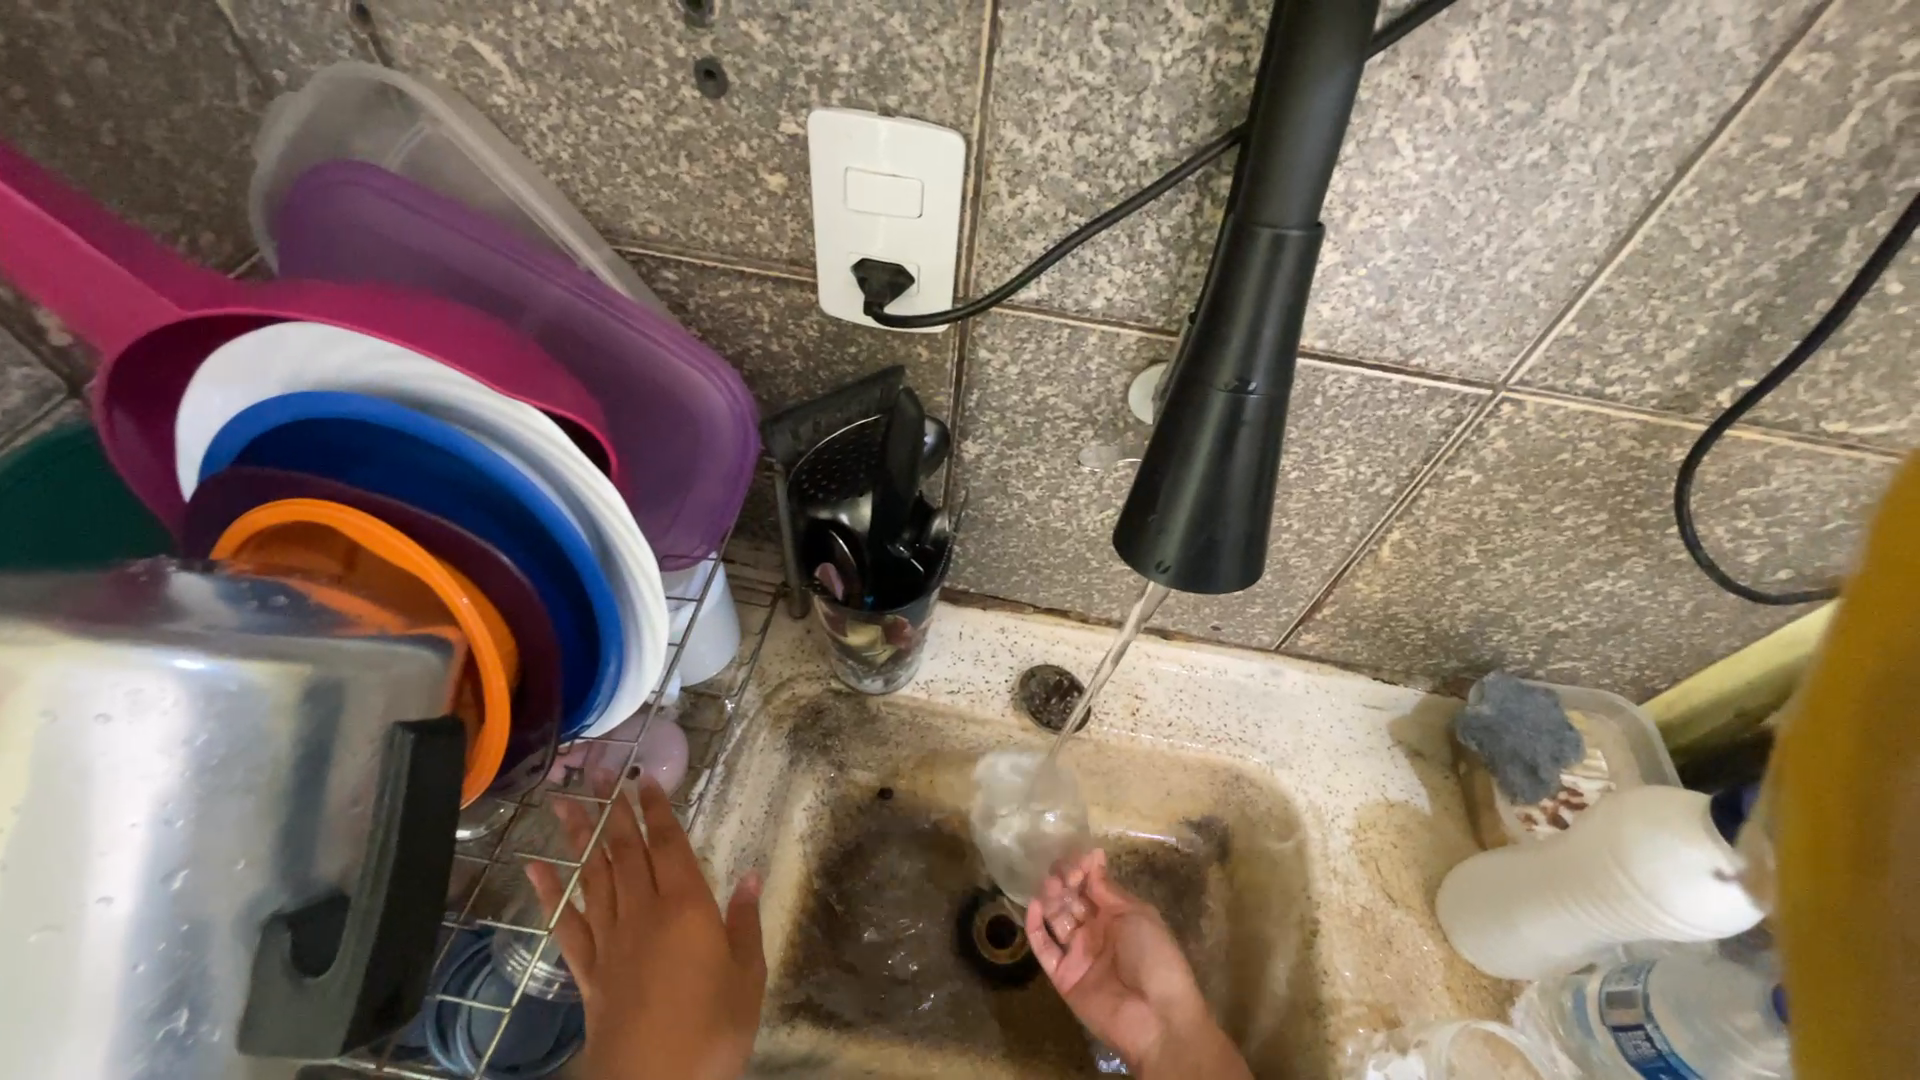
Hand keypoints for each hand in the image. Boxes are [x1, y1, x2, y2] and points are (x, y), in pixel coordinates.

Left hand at [526, 779, 765, 1079]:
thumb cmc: (712, 1030)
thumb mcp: (749, 977)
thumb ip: (746, 923)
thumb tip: (750, 875)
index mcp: (687, 907)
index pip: (669, 846)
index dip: (657, 811)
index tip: (643, 780)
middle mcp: (644, 913)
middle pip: (626, 851)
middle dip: (614, 810)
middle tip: (599, 773)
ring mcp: (611, 941)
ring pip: (593, 877)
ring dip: (579, 838)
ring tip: (565, 803)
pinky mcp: (588, 971)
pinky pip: (566, 925)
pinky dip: (550, 895)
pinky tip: (536, 870)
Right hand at [1026, 850, 1251, 1079]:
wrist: (1156, 1016)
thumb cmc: (1154, 957)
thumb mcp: (1137, 914)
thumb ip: (1108, 889)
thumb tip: (1092, 856)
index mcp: (1116, 915)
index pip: (1091, 885)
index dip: (1082, 869)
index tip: (1078, 859)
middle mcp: (1095, 931)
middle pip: (1071, 900)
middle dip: (1064, 881)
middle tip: (1062, 874)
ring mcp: (1077, 954)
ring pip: (1055, 919)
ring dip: (1051, 898)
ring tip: (1051, 886)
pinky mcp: (1062, 976)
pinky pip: (1044, 948)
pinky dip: (1035, 927)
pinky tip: (1035, 906)